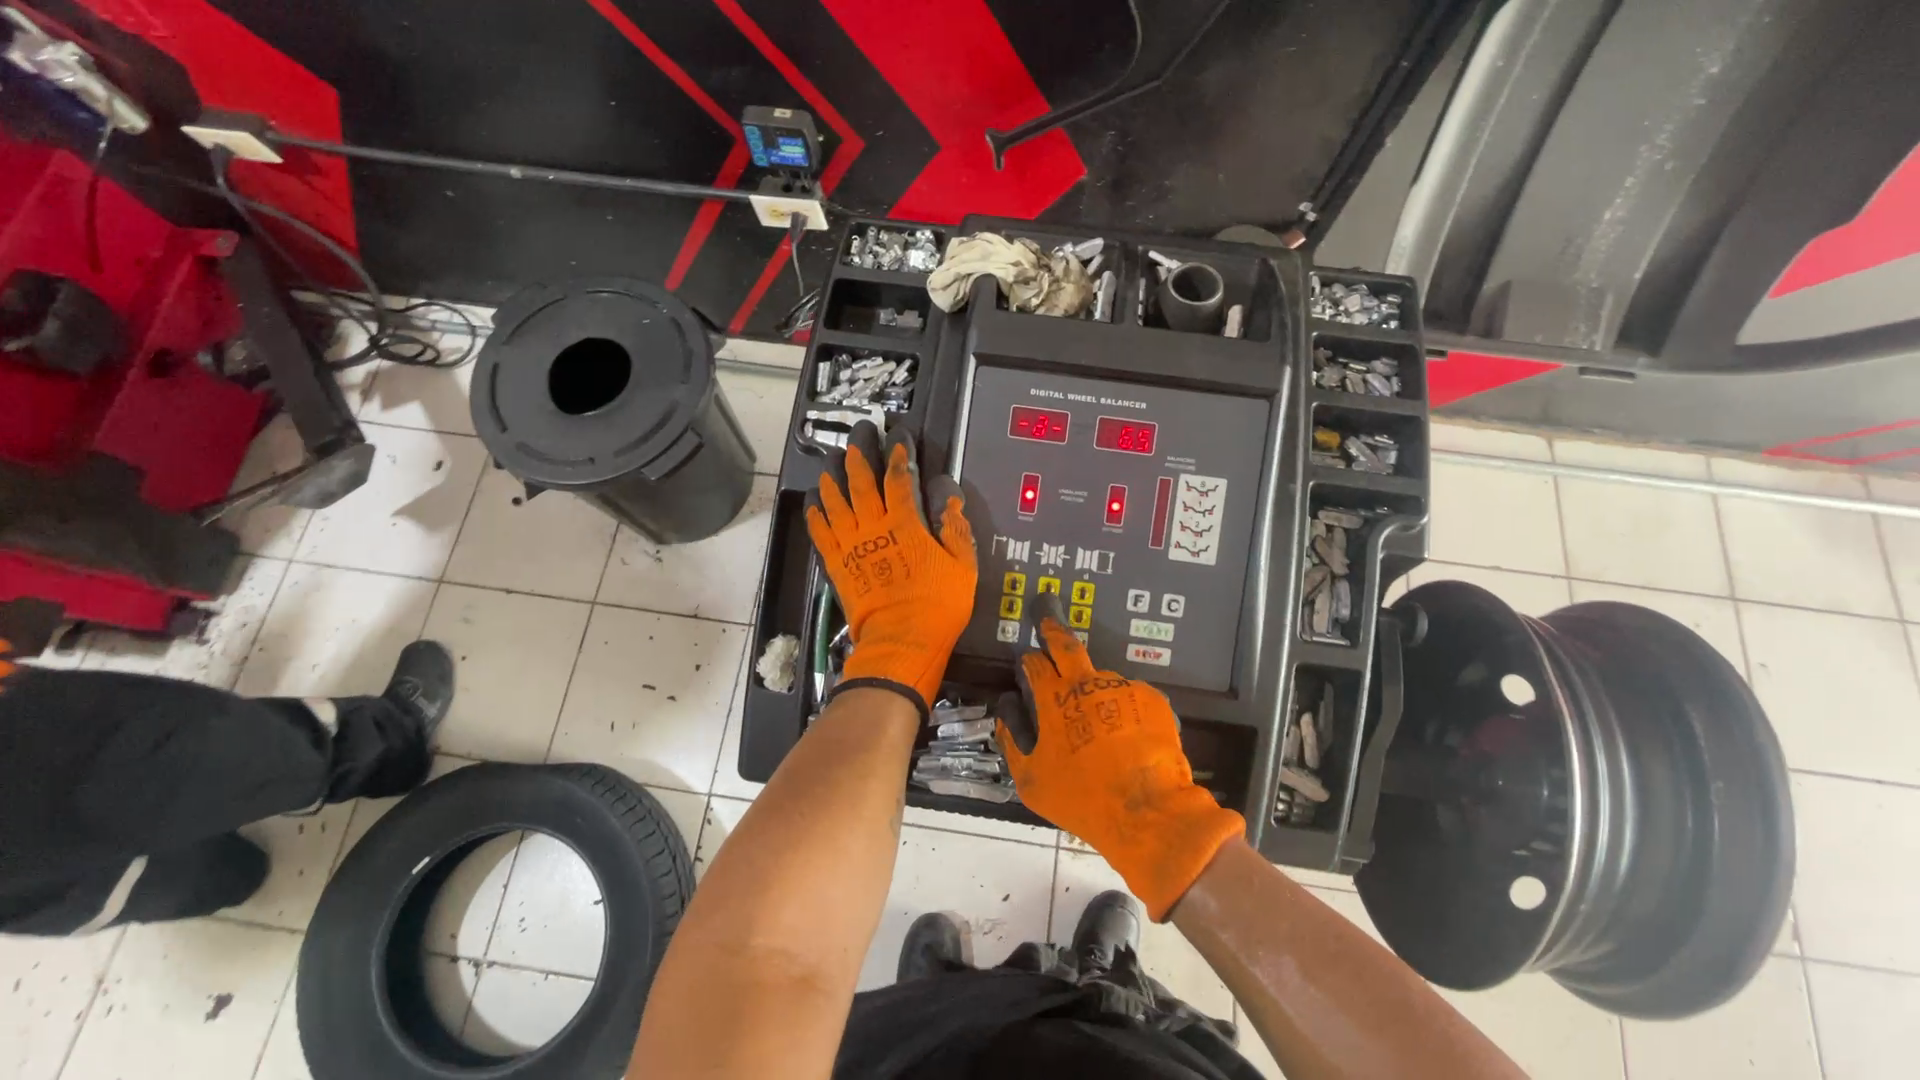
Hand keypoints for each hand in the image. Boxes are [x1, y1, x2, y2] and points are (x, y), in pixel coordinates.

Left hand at [805, 422, 976, 717]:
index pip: (900, 478)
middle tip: (860, 433)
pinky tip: (814, 500)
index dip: (899, 454)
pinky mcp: (837, 563)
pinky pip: (821, 531)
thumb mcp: (962, 566)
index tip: (898, 436)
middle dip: (860, 453)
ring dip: (833, 477)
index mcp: (906, 524)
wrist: (902, 642)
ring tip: (833, 460)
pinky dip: (816, 513)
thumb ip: (954, 528)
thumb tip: (948, 495)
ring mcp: (851, 544)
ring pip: (836, 500)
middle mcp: (874, 526)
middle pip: (861, 481)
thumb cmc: (938, 605)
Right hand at [997, 598, 1244, 919]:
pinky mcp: (1154, 700)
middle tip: (1046, 616)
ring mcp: (1124, 688)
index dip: (1029, 661)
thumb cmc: (1081, 797)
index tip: (1027, 660)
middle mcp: (1088, 683)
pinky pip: (1131, 697)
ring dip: (1094, 688)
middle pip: (1067, 645)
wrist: (1147, 811)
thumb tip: (1005, 713)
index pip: (1035, 664)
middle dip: (1053, 627)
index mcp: (1054, 699)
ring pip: (1102, 677)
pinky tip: (1126, 736)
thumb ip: (1012, 741)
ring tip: (1099, 723)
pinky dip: (1124, 709)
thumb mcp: (1031, 780)